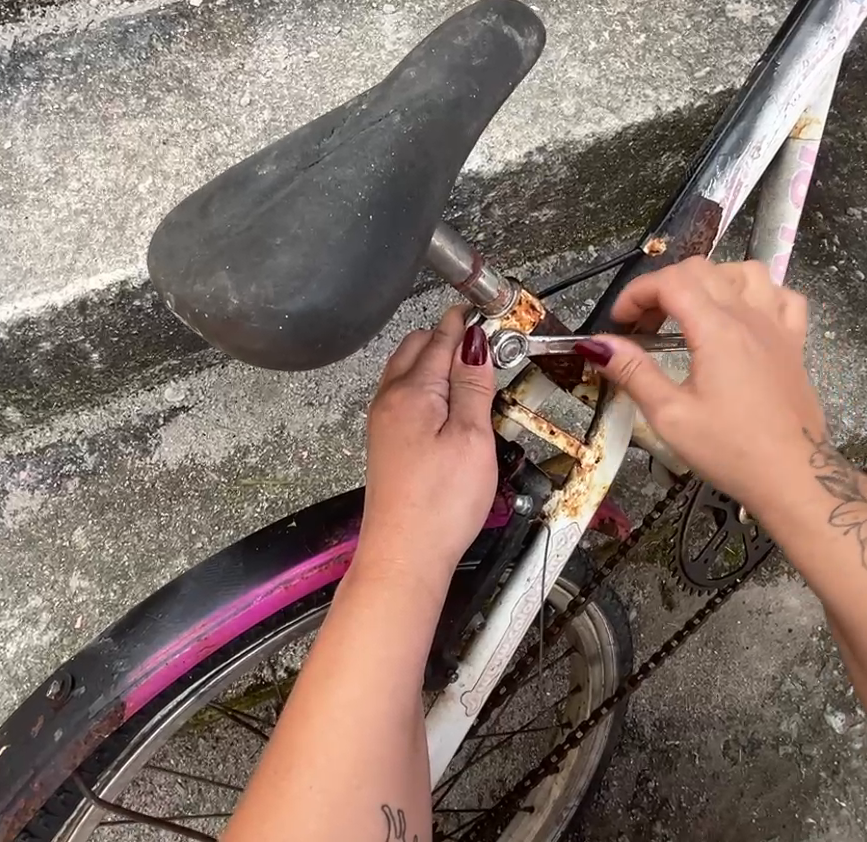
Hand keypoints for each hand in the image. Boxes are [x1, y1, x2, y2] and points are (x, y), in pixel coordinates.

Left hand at [359, 307, 498, 584]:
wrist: (404, 555)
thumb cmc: (440, 503)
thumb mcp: (472, 438)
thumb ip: (474, 385)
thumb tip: (476, 342)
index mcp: (412, 391)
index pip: (440, 339)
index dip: (464, 322)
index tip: (483, 311)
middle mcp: (389, 399)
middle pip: (416, 347)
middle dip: (446, 336)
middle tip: (483, 342)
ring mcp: (383, 421)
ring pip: (406, 370)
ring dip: (434, 360)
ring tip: (469, 368)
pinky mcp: (385, 441)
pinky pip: (402, 394)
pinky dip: (424, 384)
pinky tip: (445, 400)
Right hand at [578, 258, 824, 504]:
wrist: (795, 478)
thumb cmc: (730, 450)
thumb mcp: (670, 415)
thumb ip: (633, 372)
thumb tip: (596, 344)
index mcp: (716, 330)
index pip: (670, 282)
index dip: (636, 293)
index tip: (619, 322)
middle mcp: (749, 317)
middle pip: (702, 270)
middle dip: (663, 287)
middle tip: (645, 324)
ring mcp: (778, 327)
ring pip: (746, 272)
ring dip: (711, 280)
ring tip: (692, 310)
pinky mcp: (795, 344)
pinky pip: (783, 296)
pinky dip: (758, 294)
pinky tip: (742, 316)